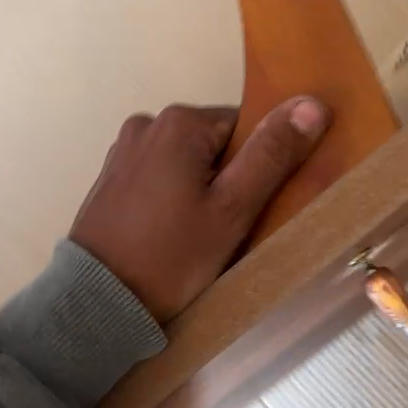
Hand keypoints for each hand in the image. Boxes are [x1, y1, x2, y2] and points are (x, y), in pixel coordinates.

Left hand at [69, 97, 329, 322]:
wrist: (96, 303)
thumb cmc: (171, 256)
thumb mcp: (233, 209)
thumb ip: (272, 154)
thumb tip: (312, 103)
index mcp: (179, 122)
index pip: (244, 129)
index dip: (254, 170)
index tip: (246, 209)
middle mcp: (147, 124)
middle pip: (214, 145)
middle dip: (225, 181)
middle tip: (222, 229)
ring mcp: (123, 151)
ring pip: (187, 163)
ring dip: (199, 192)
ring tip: (194, 237)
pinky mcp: (109, 180)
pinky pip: (159, 178)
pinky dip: (171, 200)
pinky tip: (168, 235)